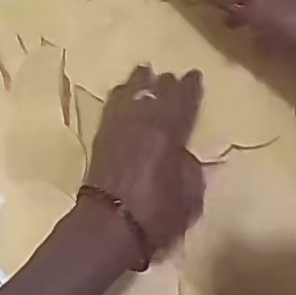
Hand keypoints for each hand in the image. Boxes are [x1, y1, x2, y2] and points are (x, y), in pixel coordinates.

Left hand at [85, 66, 205, 254]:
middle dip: (165, 82)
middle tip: (170, 75)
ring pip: (130, 92)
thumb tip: (185, 155)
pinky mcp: (101, 135)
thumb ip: (191, 170)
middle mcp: (143, 121)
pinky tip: (121, 92)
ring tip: (144, 70)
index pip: (183, 101)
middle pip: (155, 91)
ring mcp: (118, 125)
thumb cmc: (155, 215)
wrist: (108, 224)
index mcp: (168, 132)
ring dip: (139, 81)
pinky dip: (120, 95)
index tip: (194, 74)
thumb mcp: (190, 197)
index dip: (190, 87)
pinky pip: (112, 105)